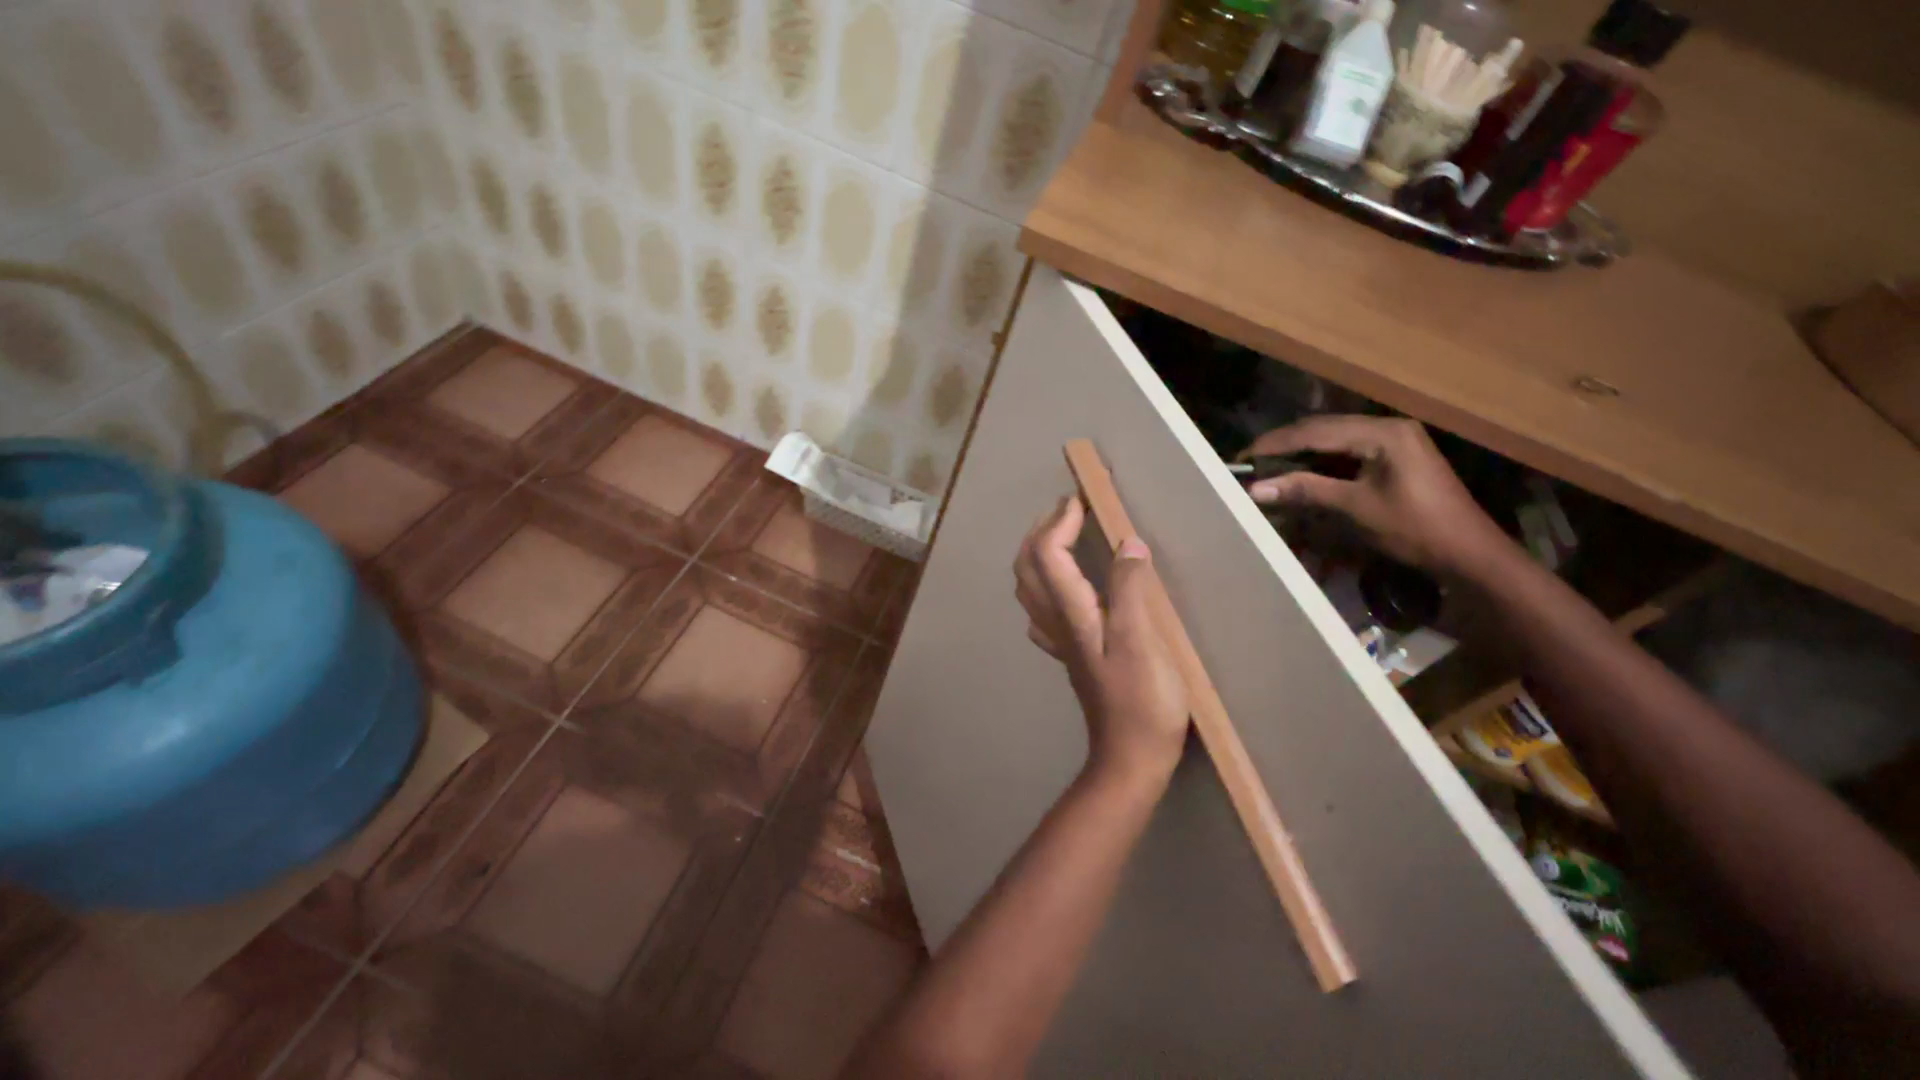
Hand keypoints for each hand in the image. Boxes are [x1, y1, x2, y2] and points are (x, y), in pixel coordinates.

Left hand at [1013, 497, 1189, 785]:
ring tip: (1062, 537)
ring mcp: (1062, 644)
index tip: (1082, 499)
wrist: (1130, 758)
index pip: (1049, 554)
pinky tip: (1061, 593)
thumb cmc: (1143, 701)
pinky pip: (1045, 616)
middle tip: (1068, 509)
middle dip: (1041, 530)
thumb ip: (1131, 590)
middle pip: (1028, 568)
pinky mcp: (1073, 659)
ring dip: (1038, 555)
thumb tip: (1127, 544)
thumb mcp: (1143, 640)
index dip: (1060, 522)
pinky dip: (1046, 589)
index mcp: (1073, 613)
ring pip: (1031, 590)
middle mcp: (1058, 624)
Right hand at [1240, 416, 1514, 581]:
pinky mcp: (1397, 456)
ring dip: (1302, 453)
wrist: (1469, 553)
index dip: (1276, 443)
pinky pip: (1350, 451)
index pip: (1316, 431)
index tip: (1244, 457)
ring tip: (1269, 467)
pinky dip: (1323, 462)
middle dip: (1286, 445)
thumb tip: (1257, 488)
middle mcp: (1389, 427)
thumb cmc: (1415, 529)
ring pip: (1336, 439)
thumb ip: (1307, 490)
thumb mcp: (1356, 508)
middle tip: (1251, 462)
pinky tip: (1302, 473)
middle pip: (1325, 429)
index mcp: (1383, 433)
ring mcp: (1396, 440)